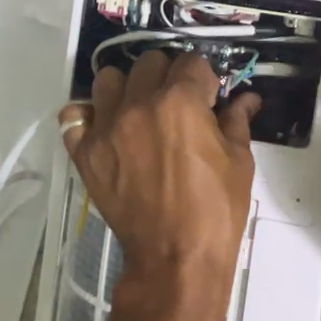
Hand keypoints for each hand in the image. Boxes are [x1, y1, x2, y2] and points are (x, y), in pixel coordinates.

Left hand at [59, 52, 259, 320]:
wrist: (175, 258)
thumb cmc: (216, 210)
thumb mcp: (239, 161)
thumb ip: (236, 120)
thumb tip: (246, 98)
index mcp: (181, 100)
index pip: (191, 62)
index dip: (203, 77)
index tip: (207, 95)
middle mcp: (139, 104)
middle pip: (149, 63)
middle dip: (167, 75)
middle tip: (176, 102)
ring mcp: (107, 127)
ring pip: (109, 80)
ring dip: (126, 88)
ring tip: (138, 111)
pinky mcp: (86, 152)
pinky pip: (75, 117)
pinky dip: (89, 117)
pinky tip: (107, 129)